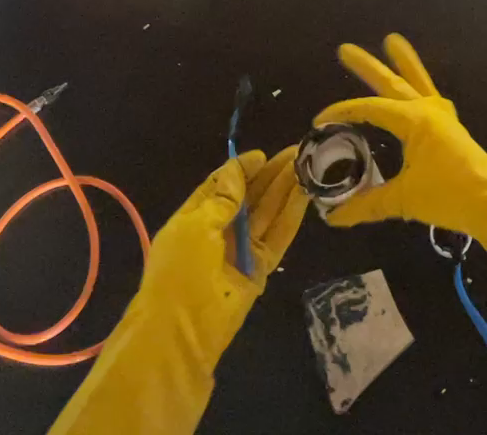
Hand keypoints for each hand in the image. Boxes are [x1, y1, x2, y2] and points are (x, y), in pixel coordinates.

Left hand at [45, 148, 306, 434]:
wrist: (182, 332)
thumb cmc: (180, 271)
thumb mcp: (196, 224)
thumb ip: (223, 197)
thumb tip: (239, 168)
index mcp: (194, 218)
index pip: (220, 186)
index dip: (240, 170)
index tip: (262, 155)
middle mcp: (218, 231)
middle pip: (248, 197)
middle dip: (269, 175)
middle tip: (295, 153)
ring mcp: (240, 250)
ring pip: (266, 213)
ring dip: (284, 189)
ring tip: (306, 165)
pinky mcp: (260, 268)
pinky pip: (278, 237)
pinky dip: (291, 215)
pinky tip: (305, 194)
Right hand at [316, 35, 486, 394]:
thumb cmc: (450, 197)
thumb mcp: (404, 201)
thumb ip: (367, 205)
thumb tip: (333, 217)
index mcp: (414, 121)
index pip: (370, 109)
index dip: (343, 113)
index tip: (320, 121)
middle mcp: (428, 111)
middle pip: (392, 83)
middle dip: (369, 66)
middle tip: (345, 48)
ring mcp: (442, 117)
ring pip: (416, 82)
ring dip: (402, 63)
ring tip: (393, 40)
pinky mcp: (451, 128)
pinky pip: (430, 97)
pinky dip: (419, 87)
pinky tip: (418, 88)